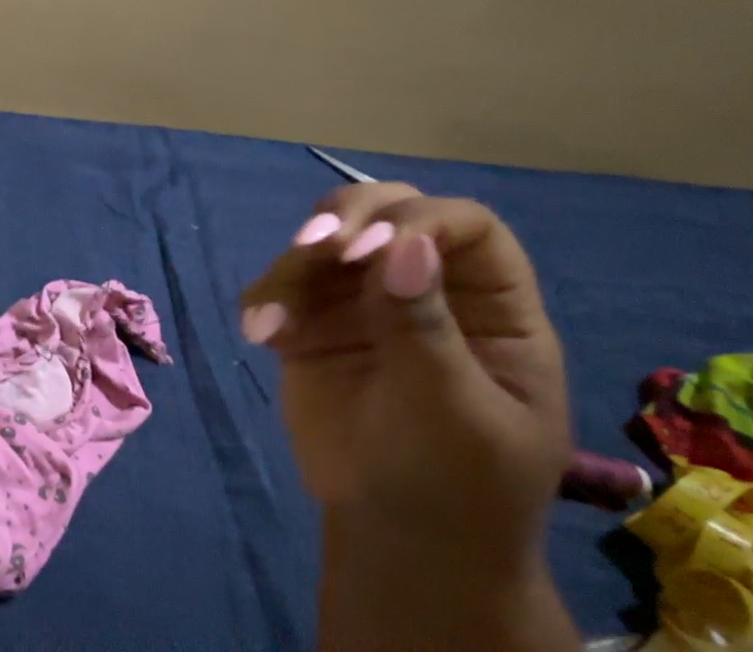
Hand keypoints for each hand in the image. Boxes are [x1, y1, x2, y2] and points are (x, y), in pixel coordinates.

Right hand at [240, 183, 574, 650]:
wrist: (399, 541)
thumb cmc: (458, 486)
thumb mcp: (457, 414)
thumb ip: (426, 330)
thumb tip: (402, 244)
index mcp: (492, 308)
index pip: (467, 228)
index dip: (421, 220)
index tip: (370, 249)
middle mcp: (427, 290)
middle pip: (388, 211)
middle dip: (346, 219)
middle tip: (312, 248)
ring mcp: (364, 306)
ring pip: (323, 244)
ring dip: (291, 265)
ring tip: (269, 319)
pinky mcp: (311, 327)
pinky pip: (280, 289)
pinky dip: (263, 300)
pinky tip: (260, 335)